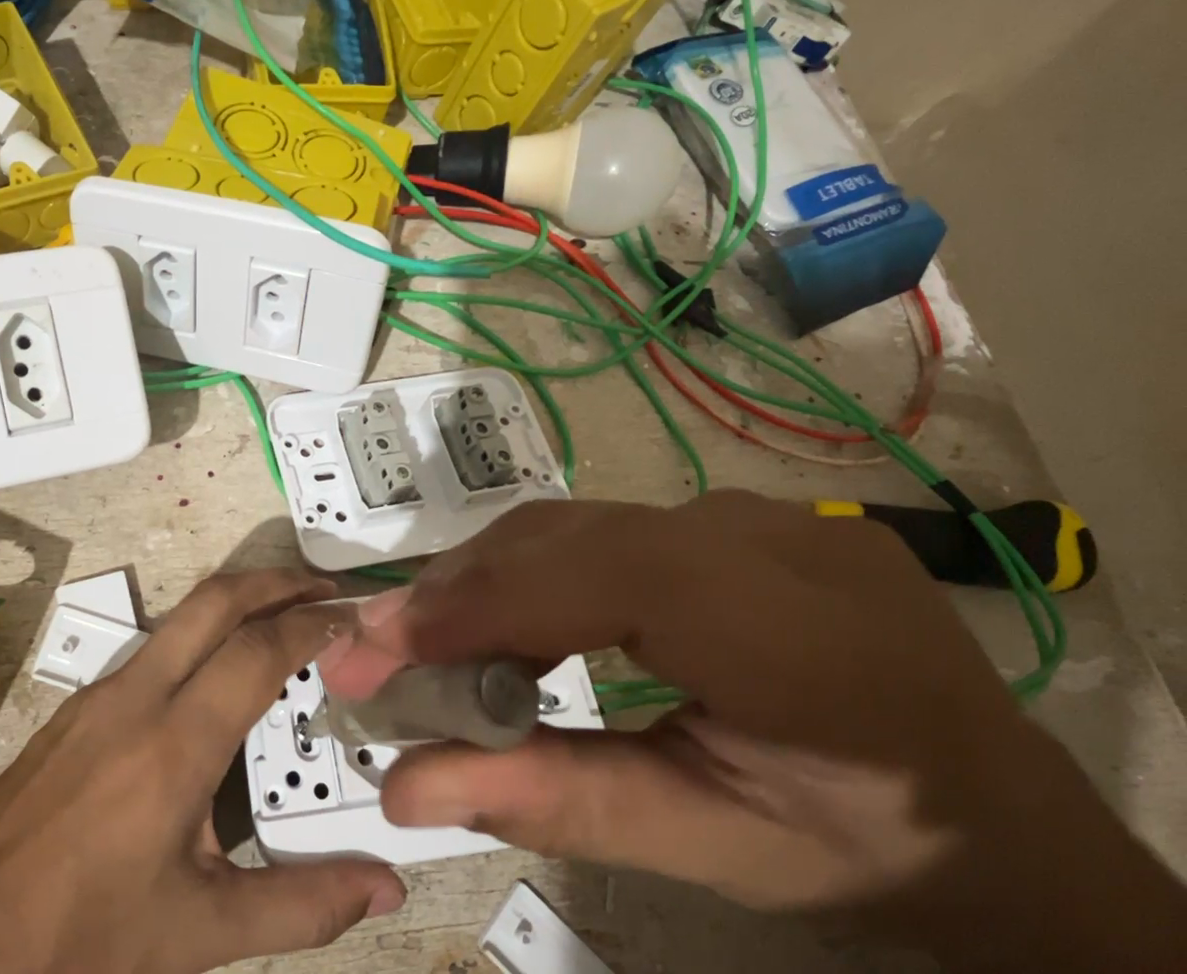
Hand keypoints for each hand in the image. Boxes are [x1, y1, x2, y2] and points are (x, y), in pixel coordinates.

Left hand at [0, 570, 404, 973]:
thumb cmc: (78, 936)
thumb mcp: (198, 932)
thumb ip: (301, 906)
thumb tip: (388, 885)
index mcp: (173, 745)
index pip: (257, 653)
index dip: (312, 624)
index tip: (352, 614)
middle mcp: (133, 700)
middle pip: (213, 602)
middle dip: (276, 581)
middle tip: (327, 586)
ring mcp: (94, 699)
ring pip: (177, 621)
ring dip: (235, 606)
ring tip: (283, 623)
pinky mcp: (71, 714)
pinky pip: (149, 653)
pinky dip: (198, 640)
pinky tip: (215, 683)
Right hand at [318, 491, 1186, 966]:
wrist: (990, 811)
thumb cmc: (858, 846)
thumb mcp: (706, 846)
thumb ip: (556, 803)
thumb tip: (404, 786)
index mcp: (799, 633)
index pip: (610, 576)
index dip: (482, 603)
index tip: (378, 652)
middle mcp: (776, 541)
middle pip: (574, 537)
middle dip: (456, 593)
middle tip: (370, 654)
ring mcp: (761, 515)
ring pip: (580, 524)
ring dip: (488, 580)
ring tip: (425, 646)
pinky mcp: (742, 517)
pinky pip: (609, 531)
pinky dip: (538, 574)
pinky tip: (512, 625)